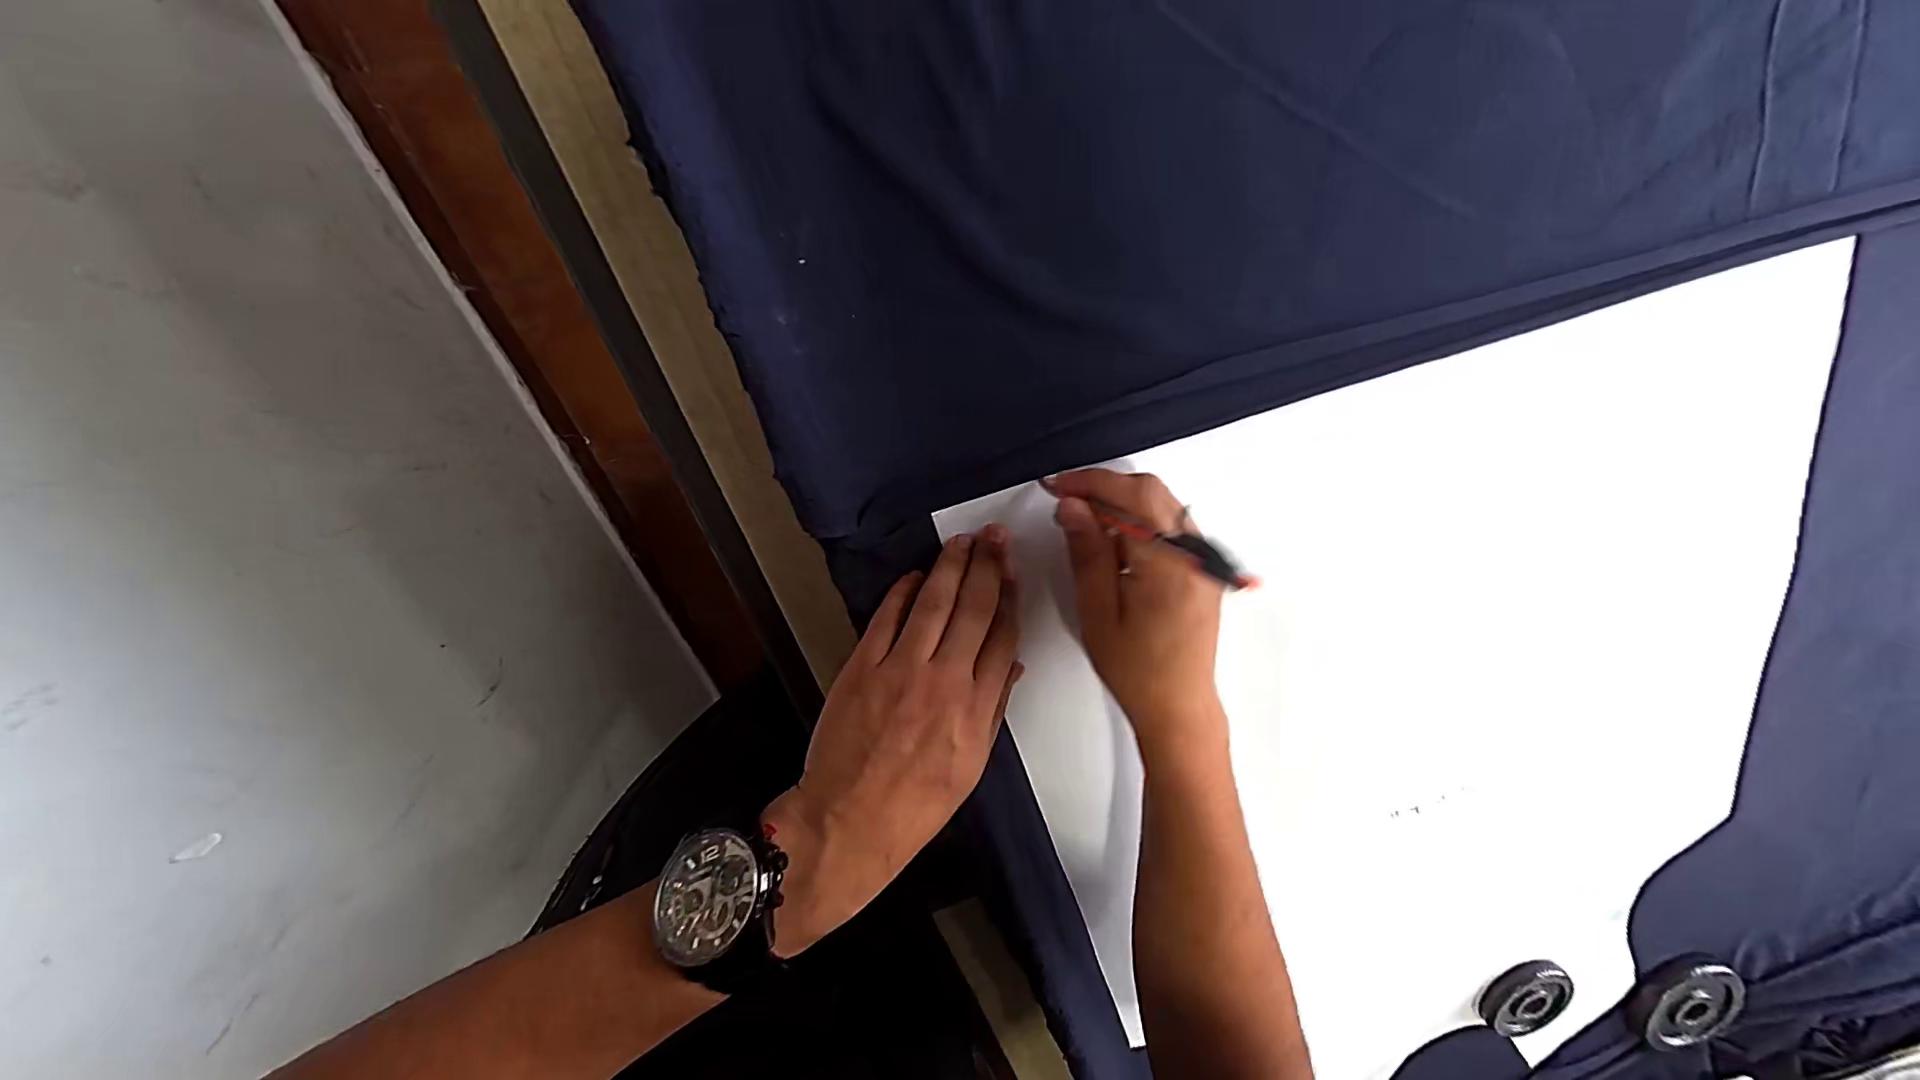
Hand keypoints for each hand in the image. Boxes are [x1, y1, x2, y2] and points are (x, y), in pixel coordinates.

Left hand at [761, 528, 1021, 956]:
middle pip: (974, 609)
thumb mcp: (972, 764)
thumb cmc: (918, 802)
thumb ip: (994, 708)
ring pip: (934, 603)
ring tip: (963, 541)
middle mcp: (943, 680)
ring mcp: (900, 669)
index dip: (1011, 599)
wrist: (850, 819)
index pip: (1003, 637)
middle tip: (995, 536)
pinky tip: (917, 574)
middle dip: (988, 567)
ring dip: (951, 566)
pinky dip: (903, 590)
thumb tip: (1012, 662)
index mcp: (975, 708)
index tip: (1014, 573)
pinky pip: (887, 616)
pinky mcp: (862, 665)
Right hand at [1046, 469, 1225, 761]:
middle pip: (1150, 491)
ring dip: (1122, 502)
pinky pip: (1170, 525)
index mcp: (1170, 563)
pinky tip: (1112, 538)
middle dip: (1104, 486)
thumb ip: (1087, 552)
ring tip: (1084, 520)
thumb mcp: (1098, 611)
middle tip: (1067, 498)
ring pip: (1161, 504)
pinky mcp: (1201, 567)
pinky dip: (1139, 520)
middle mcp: (1195, 555)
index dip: (1090, 482)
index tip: (1060, 485)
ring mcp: (1202, 560)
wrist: (1177, 704)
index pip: (1131, 495)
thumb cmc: (1141, 671)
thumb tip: (1073, 508)